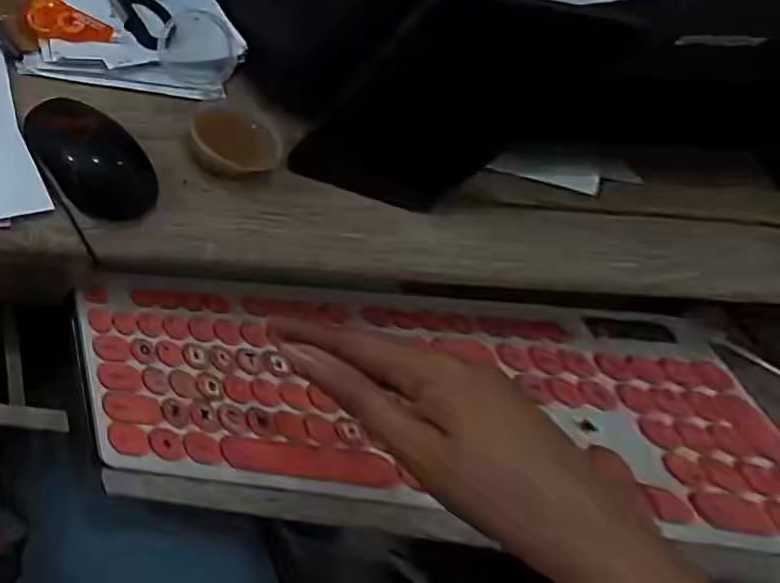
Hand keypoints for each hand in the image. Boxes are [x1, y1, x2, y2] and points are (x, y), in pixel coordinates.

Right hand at [270, 317, 703, 582]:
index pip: (353, 342)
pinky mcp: (509, 408)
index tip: (268, 324)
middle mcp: (461, 365)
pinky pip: (436, 381)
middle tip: (291, 346)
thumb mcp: (414, 447)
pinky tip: (397, 396)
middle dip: (335, 346)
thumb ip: (353, 392)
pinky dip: (401, 381)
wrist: (606, 551)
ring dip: (368, 365)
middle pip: (382, 350)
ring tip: (332, 368)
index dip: (308, 332)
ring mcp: (491, 385)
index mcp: (433, 369)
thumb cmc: (496, 496)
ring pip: (411, 366)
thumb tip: (296, 350)